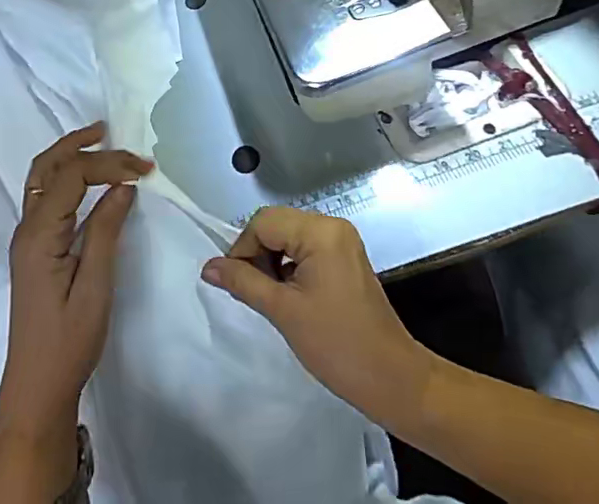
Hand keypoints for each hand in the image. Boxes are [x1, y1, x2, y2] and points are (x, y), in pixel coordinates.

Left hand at [0, 124, 150, 501]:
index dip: (109, 163)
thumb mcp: (96, 286)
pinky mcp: (35, 249)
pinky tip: (88, 181)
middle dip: (77, 143)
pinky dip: (66, 176)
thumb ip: (106, 230)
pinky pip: (45, 196)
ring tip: (99, 141)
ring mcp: (28, 238)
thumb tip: (124, 186)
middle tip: (110, 131)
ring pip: (40, 178)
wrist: (36, 387)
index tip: (146, 169)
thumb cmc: (69, 341)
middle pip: (46, 166)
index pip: (72, 176)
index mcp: (40, 234)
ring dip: (67, 155)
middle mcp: (27, 228)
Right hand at [200, 207, 433, 419]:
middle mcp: (332, 225)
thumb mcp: (282, 310)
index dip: (242, 249)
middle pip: (276, 224)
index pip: (264, 222)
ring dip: (272, 260)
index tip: (236, 283)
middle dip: (257, 253)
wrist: (389, 376)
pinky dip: (289, 265)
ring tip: (271, 295)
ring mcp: (341, 240)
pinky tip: (287, 294)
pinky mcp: (345, 256)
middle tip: (253, 291)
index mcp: (320, 231)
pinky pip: (305, 248)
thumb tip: (208, 267)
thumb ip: (242, 281)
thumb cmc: (336, 343)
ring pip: (289, 236)